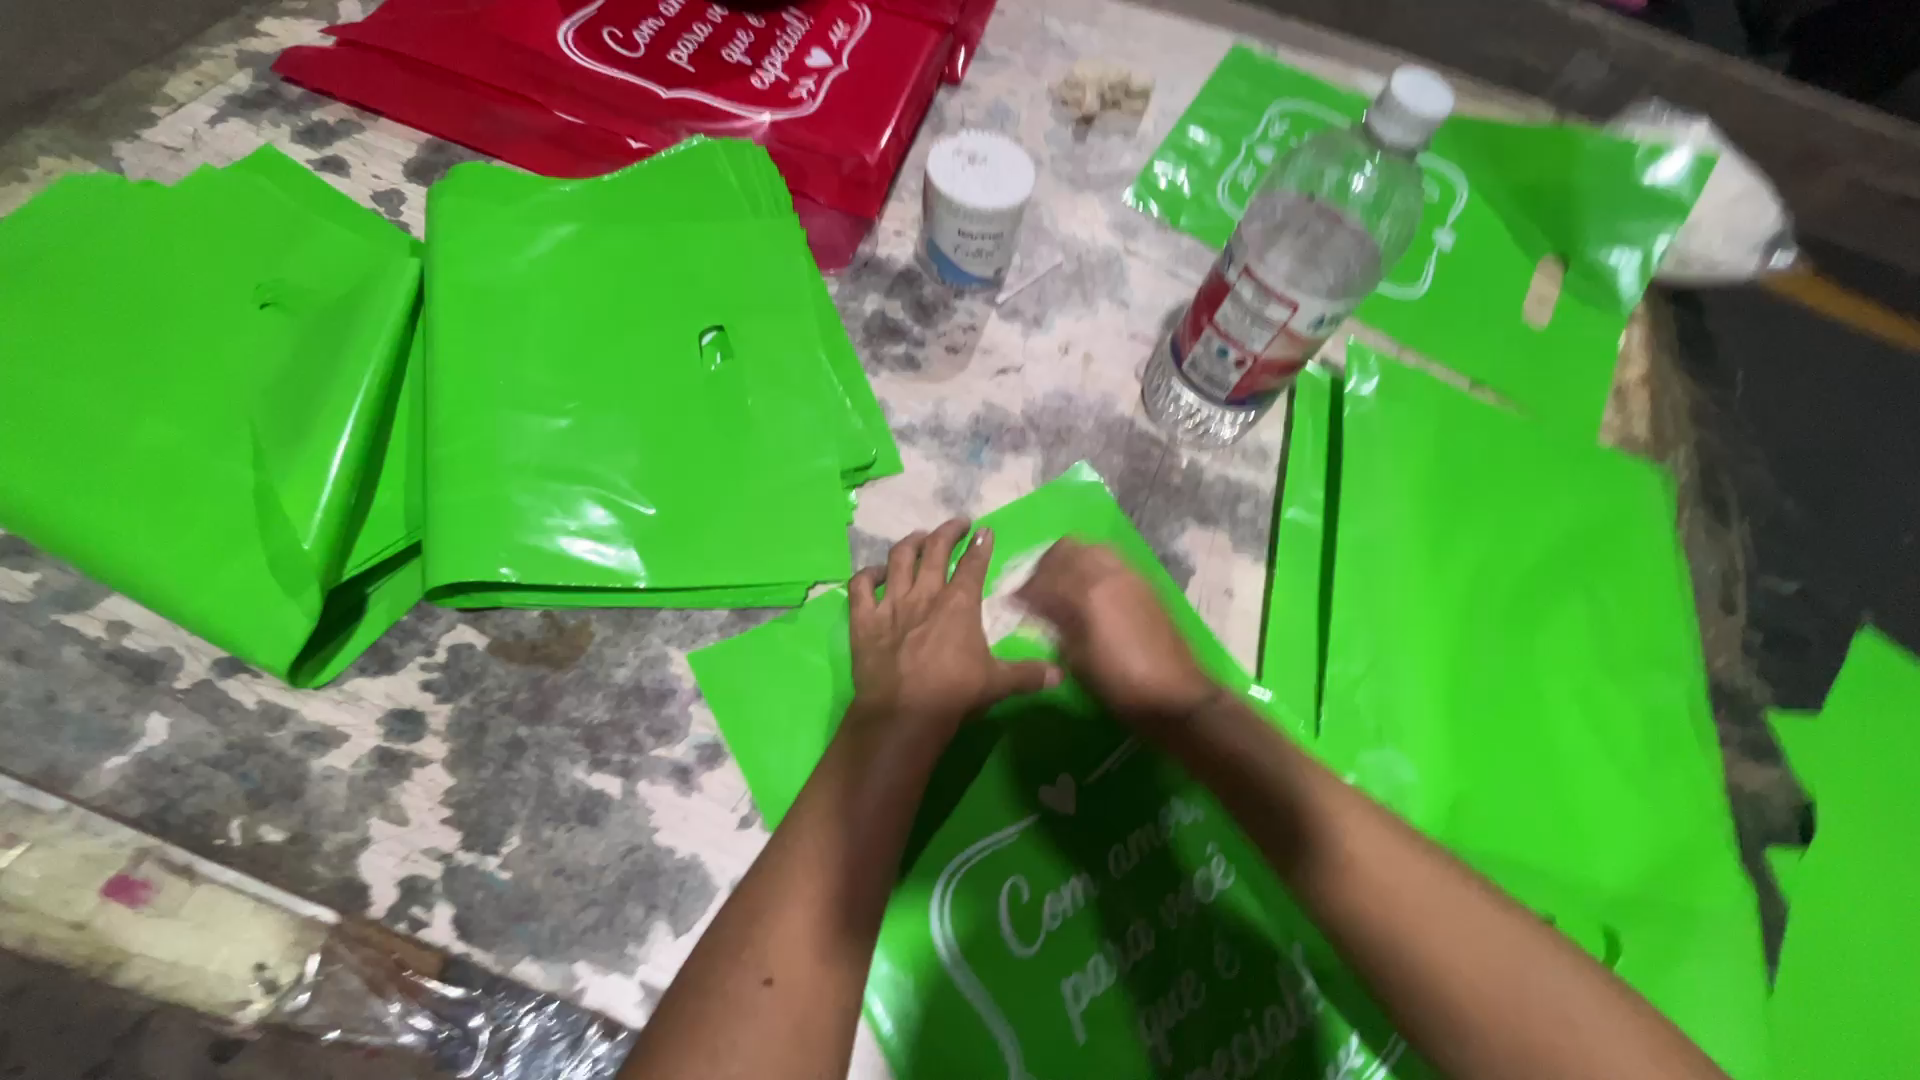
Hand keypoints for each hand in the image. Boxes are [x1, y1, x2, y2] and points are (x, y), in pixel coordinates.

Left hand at [847, 520, 1059, 736]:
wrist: (904, 713)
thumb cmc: (954, 694)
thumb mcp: (998, 684)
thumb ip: (1028, 675)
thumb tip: (1060, 677)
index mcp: (960, 603)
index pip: (973, 563)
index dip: (980, 544)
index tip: (985, 531)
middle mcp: (925, 594)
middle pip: (935, 549)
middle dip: (948, 532)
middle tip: (957, 524)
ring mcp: (891, 603)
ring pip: (898, 558)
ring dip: (910, 543)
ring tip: (918, 537)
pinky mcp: (864, 619)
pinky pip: (860, 586)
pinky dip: (866, 574)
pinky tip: (874, 573)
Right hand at [1016, 539, 1221, 728]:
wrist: (1175, 695)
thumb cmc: (1119, 684)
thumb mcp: (1077, 659)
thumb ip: (1056, 625)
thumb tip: (1038, 611)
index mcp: (1087, 593)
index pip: (1043, 578)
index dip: (1023, 590)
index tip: (1012, 601)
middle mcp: (1109, 573)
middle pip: (1067, 549)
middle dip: (1045, 566)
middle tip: (1036, 589)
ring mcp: (1131, 575)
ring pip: (1091, 548)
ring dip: (1070, 562)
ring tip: (1061, 586)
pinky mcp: (1145, 583)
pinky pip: (1111, 561)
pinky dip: (1092, 567)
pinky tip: (1087, 592)